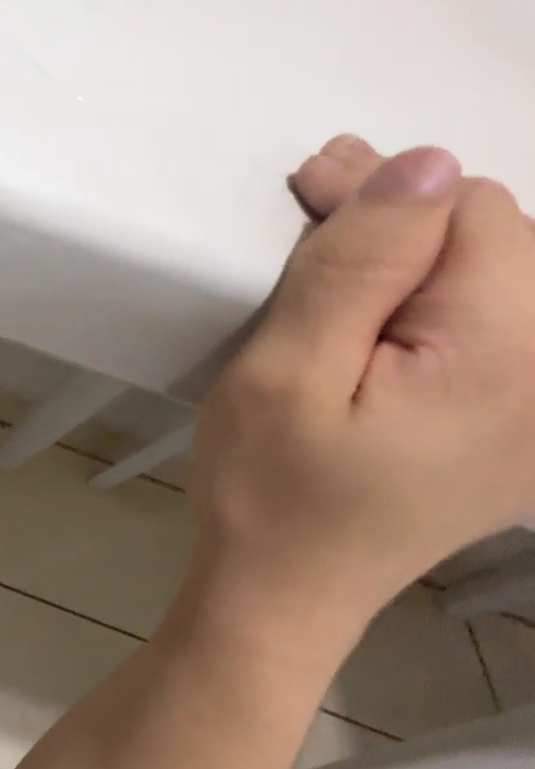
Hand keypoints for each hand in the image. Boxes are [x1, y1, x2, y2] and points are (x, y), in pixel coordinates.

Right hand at [190, 138, 534, 626]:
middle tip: (314, 212)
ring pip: (503, 286)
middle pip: (499, 246)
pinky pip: (501, 337)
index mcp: (504, 349)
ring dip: (421, 265)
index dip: (385, 194)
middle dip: (407, 225)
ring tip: (344, 269)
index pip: (468, 217)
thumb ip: (353, 273)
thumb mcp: (281, 379)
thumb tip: (420, 167)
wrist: (282, 593)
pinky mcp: (523, 432)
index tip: (306, 183)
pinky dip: (440, 312)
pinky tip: (388, 330)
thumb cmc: (266, 492)